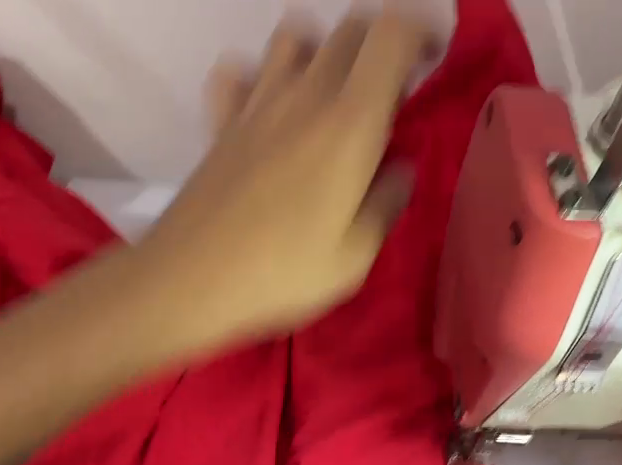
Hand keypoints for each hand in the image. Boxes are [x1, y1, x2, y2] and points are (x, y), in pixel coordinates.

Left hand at [133, 8, 434, 356]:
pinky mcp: (222, 121)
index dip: (419, 33)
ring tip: (331, 96)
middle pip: (349, 28)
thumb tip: (401, 170)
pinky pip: (239, 72)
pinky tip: (267, 110)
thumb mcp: (355, 257)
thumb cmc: (283, 274)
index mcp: (350, 123)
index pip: (391, 33)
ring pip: (295, 36)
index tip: (430, 61)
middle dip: (379, 45)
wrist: (191, 280)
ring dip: (322, 52)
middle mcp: (305, 95)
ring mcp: (256, 102)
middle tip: (390, 93)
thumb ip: (385, 204)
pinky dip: (258, 76)